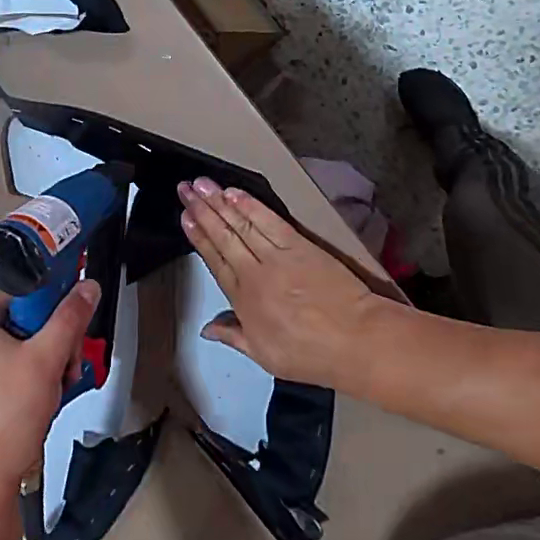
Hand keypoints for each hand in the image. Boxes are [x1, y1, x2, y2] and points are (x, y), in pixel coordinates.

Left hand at [0, 280, 99, 489]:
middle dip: (57, 336)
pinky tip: (52, 395)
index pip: (18, 287)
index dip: (51, 290)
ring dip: (54, 359)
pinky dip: (42, 376)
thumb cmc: (5, 416)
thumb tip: (89, 285)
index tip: (78, 301)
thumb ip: (70, 318)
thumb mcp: (45, 359)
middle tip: (71, 358)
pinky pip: (21, 367)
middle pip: (27, 317)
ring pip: (28, 344)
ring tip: (64, 382)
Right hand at [177, 177, 383, 387]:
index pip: (215, 261)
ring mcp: (277, 256)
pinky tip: (235, 193)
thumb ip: (232, 336)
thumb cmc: (312, 353)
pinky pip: (269, 220)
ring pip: (241, 223)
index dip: (198, 237)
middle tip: (184, 189)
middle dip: (201, 210)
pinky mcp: (300, 245)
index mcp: (243, 300)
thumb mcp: (264, 355)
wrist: (355, 340)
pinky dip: (250, 205)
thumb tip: (208, 329)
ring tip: (201, 184)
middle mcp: (255, 273)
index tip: (185, 218)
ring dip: (219, 201)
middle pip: (222, 236)